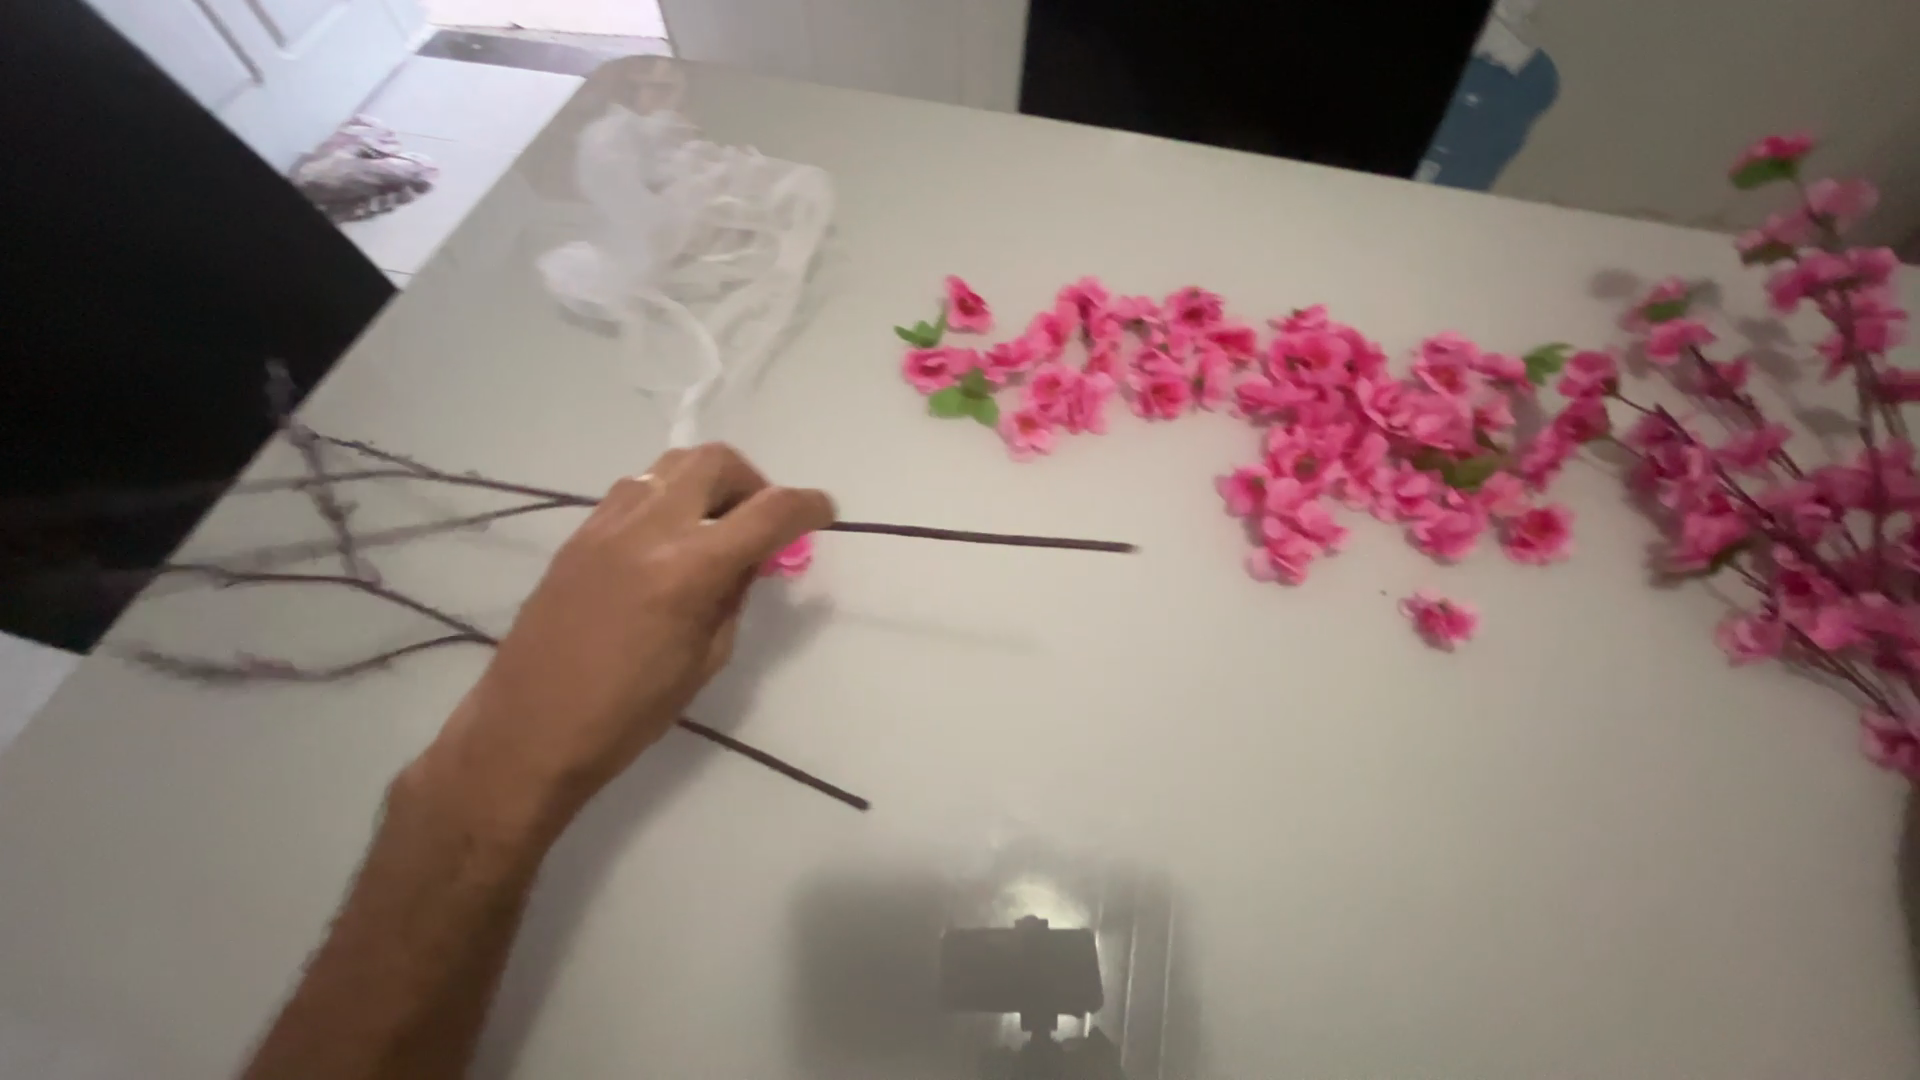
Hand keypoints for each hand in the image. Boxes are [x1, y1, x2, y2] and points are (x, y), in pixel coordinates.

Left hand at [412, 444, 834, 837]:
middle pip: (716, 461)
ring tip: (716, 527)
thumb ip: (735, 594)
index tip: (824, 513)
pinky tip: (670, 539)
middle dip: (754, 482)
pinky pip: (636, 488)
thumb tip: (755, 557)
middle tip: (762, 523)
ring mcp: (607, 525)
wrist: (529, 730)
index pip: (768, 512)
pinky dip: (669, 497)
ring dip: (708, 483)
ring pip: (672, 464)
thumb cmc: (630, 713)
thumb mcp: (707, 658)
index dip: (807, 507)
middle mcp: (649, 529)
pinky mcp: (579, 534)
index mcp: (689, 569)